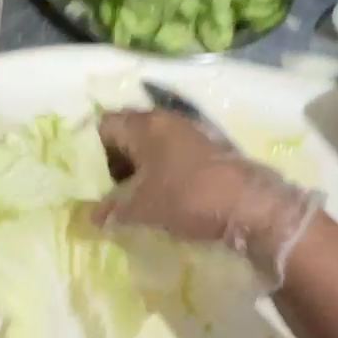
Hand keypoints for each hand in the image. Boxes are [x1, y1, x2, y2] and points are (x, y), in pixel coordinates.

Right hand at [95, 110, 322, 286]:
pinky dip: (160, 173)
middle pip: (127, 133)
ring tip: (131, 200)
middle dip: (113, 162)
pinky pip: (172, 156)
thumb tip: (86, 216)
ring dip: (138, 169)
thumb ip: (109, 211)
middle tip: (105, 193)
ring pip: (151, 146)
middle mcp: (167, 120)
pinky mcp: (209, 150)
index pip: (104, 125)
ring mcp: (191, 133)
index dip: (90, 151)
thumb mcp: (141, 209)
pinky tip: (158, 198)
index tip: (86, 179)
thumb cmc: (188, 199)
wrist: (251, 207)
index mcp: (146, 125)